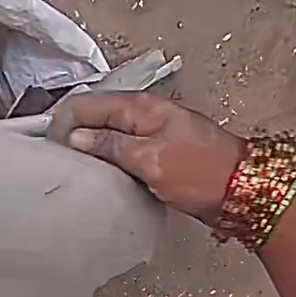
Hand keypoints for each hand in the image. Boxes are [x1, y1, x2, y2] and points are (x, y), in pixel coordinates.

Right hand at [52, 93, 243, 222]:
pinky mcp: (161, 156)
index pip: (87, 104)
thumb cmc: (200, 173)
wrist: (242, 192)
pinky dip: (113, 164)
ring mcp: (154, 136)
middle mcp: (145, 116)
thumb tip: (76, 137)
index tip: (53, 151)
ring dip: (94, 153)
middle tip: (62, 166)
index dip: (64, 123)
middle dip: (75, 136)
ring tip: (79, 175)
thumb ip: (112, 145)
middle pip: (97, 118)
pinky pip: (127, 155)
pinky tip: (106, 180)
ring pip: (111, 138)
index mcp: (141, 107)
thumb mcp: (151, 159)